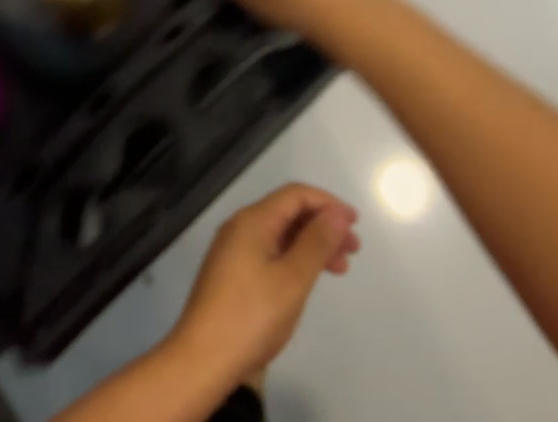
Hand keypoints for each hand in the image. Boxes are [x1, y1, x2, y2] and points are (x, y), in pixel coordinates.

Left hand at [169, 184, 361, 384]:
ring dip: (312, 244)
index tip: (356, 224)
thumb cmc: (251, 317)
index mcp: (252, 221)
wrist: (201, 361)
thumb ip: (317, 242)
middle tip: (353, 250)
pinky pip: (270, 252)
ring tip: (340, 268)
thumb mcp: (293, 279)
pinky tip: (308, 279)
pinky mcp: (231, 273)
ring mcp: (233, 251)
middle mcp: (240, 228)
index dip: (328, 204)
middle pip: (288, 212)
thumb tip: (337, 212)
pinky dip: (294, 259)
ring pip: (281, 234)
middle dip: (323, 225)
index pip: (295, 195)